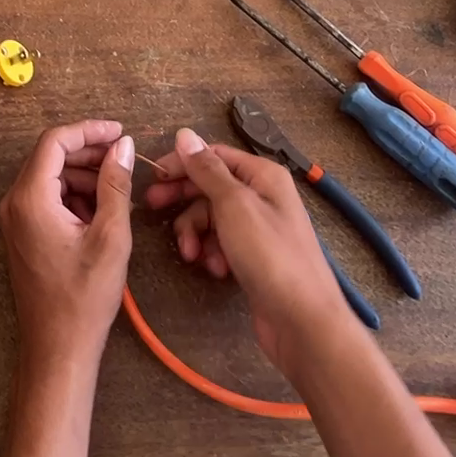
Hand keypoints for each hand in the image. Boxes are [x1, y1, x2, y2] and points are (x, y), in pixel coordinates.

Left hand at [0, 120, 135, 357]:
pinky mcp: (23, 232)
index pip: (55, 142)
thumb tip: (123, 145)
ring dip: (84, 175)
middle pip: (51, 156)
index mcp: (30, 198)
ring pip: (52, 176)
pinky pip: (48, 197)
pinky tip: (102, 210)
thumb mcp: (110, 235)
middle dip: (89, 152)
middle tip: (124, 156)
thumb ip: (115, 184)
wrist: (57, 349)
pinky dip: (74, 195)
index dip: (88, 131)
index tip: (120, 132)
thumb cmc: (84, 297)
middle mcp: (15, 202)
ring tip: (119, 189)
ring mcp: (15, 218)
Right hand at [143, 128, 351, 377]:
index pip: (212, 155)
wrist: (303, 323)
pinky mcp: (254, 256)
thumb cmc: (269, 255)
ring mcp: (259, 227)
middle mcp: (262, 195)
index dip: (181, 163)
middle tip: (152, 208)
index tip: (152, 177)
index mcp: (261, 175)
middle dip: (183, 200)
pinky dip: (212, 252)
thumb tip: (184, 134)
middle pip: (210, 186)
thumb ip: (206, 170)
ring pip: (212, 217)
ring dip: (196, 232)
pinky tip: (214, 269)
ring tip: (192, 255)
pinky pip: (222, 242)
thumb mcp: (233, 206)